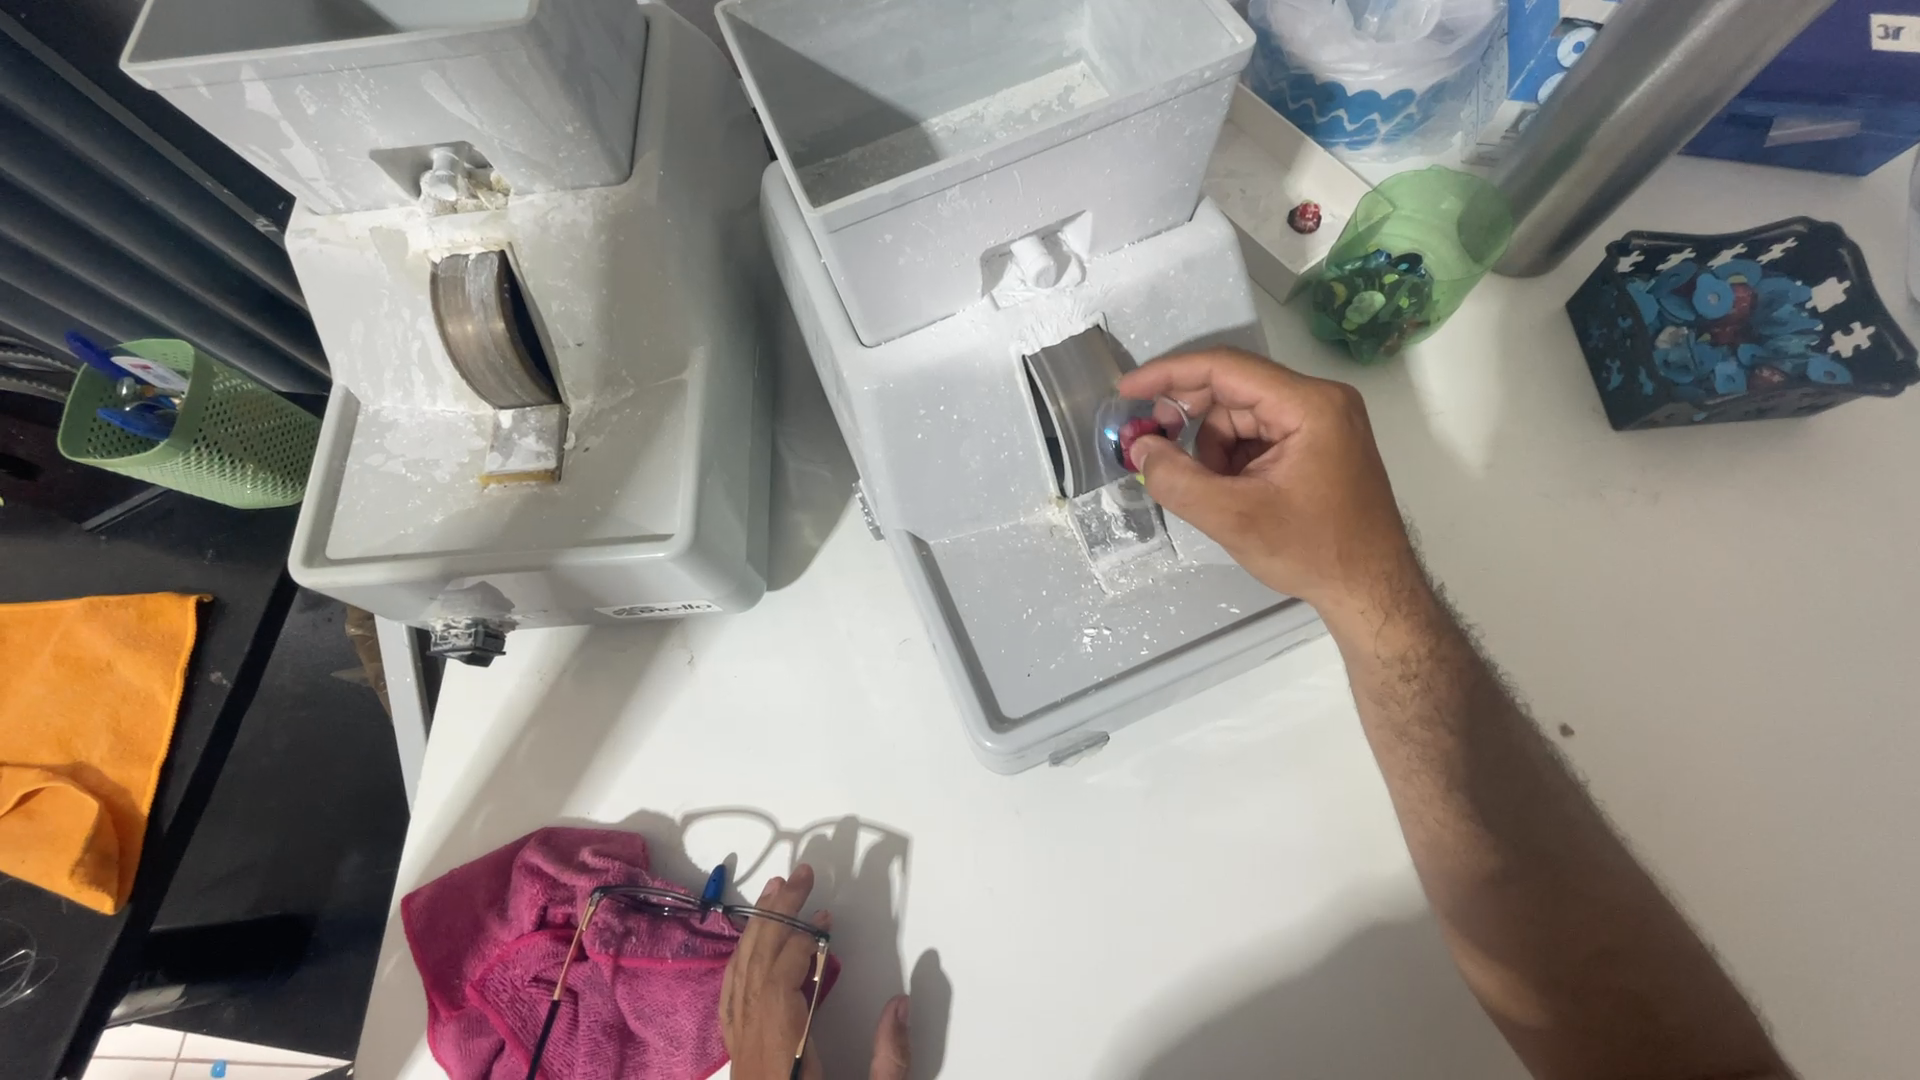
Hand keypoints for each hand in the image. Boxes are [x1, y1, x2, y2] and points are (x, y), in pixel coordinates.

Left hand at [720, 864, 911, 1079]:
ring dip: (756, 931)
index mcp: (781, 1057)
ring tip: (774, 892)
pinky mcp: (739, 1063)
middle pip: (754, 969)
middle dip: (776, 917)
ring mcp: (739, 1057)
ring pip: (736, 980)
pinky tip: (753, 946)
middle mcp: (751, 1051)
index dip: (799, 940)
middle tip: (798, 875)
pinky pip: (730, 1000)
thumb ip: (891, 1059)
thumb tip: (902, 1002)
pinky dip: (742, 962)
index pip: (778, 982)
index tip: (823, 914)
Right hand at [1117, 348, 1422, 626]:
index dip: (1169, 375)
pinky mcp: (1315, 445)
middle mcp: (1318, 401)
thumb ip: (1176, 480)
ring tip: (1215, 493)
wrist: (1370, 590)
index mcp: (1308, 405)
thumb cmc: (1312, 552)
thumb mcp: (1233, 518)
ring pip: (1238, 417)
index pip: (1225, 368)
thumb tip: (1139, 448)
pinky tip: (1232, 493)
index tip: (1126, 391)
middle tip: (1153, 448)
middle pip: (1231, 391)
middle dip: (1189, 420)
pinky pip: (1255, 436)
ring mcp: (1319, 422)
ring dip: (1211, 450)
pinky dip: (1230, 460)